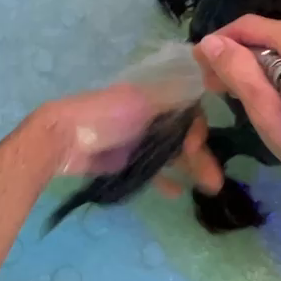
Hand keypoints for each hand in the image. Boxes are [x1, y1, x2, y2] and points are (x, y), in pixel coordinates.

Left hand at [22, 85, 225, 194]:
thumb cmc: (105, 115)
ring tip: (209, 188)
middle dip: (201, 154)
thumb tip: (204, 88)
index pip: (188, 110)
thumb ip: (172, 99)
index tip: (197, 145)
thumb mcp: (141, 101)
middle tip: (214, 179)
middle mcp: (149, 117)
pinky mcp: (126, 161)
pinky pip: (152, 171)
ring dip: (190, 168)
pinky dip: (165, 180)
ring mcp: (138, 140)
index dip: (198, 127)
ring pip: (171, 154)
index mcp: (154, 98)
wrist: (65, 139)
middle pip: (182, 135)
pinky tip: (177, 193)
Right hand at [193, 16, 280, 247]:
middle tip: (215, 90)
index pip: (247, 25)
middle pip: (265, 35)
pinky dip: (277, 73)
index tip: (200, 73)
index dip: (217, 44)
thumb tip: (208, 42)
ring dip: (254, 67)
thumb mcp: (267, 111)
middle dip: (235, 57)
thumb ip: (237, 71)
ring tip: (238, 98)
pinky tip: (271, 101)